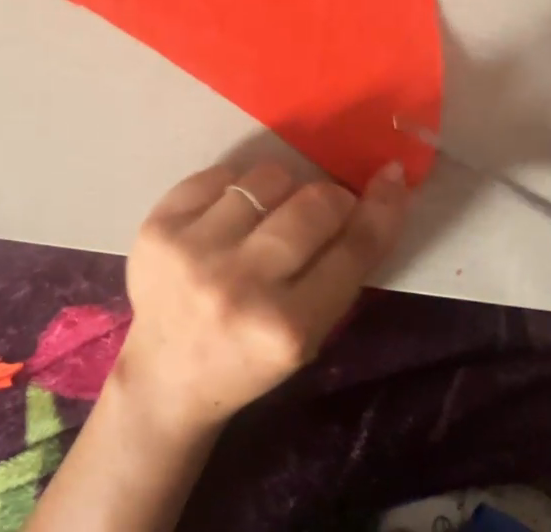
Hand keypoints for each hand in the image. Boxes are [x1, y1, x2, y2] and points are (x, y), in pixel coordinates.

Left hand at [109, 160, 410, 438]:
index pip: (354, 249)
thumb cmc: (249, 360)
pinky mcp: (158, 227)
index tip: (392, 178)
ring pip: (267, 178)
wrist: (165, 378)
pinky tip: (230, 217)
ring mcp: (193, 252)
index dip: (382, 208)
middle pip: (313, 204)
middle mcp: (239, 287)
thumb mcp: (308, 336)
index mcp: (287, 329)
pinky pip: (219, 174)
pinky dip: (235, 186)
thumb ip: (341, 272)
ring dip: (281, 190)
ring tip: (269, 217)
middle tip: (323, 210)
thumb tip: (378, 192)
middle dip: (329, 199)